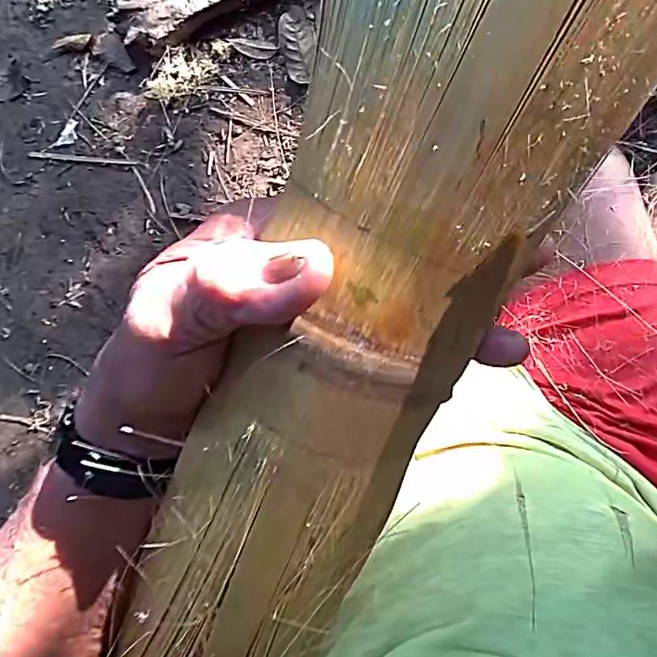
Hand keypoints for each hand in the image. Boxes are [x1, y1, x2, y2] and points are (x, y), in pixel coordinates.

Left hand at [75, 199, 532, 457]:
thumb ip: (224, 288)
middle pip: (380, 258)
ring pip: (390, 307)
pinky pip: (381, 356)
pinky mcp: (324, 367)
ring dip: (447, 319)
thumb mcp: (165, 318)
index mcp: (259, 232)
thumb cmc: (143, 368)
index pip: (340, 213)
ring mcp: (314, 320)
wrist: (137, 444)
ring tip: (508, 339)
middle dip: (445, 269)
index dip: (402, 219)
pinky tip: (466, 371)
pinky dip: (423, 362)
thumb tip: (322, 265)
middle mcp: (294, 266)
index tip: (466, 229)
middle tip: (520, 270)